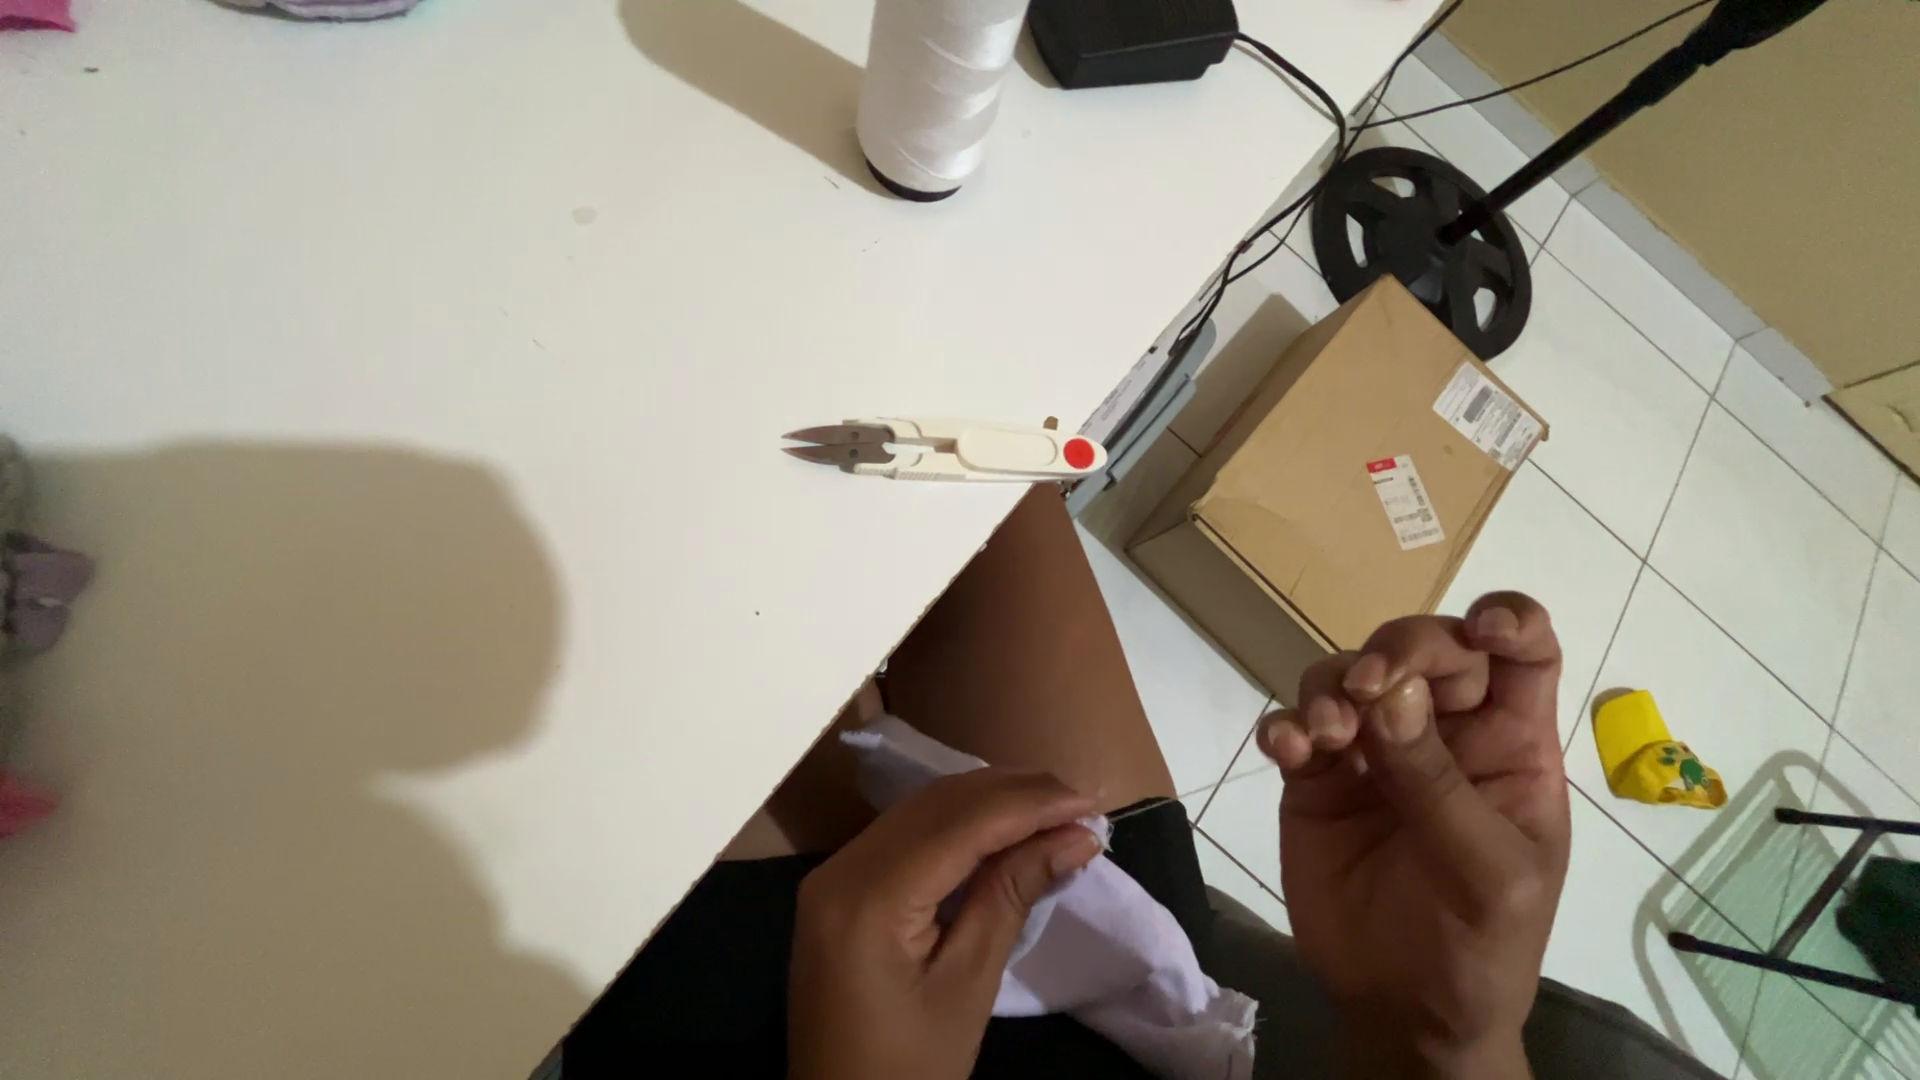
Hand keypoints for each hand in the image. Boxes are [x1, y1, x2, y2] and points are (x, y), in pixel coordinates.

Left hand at [787, 768, 1104, 1079]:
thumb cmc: (909, 1068)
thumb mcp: (968, 986)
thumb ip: (1013, 895)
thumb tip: (1077, 835)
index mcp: (869, 898)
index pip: (960, 824)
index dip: (1029, 804)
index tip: (1090, 800)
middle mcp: (842, 866)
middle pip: (939, 803)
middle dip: (1014, 792)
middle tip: (1079, 798)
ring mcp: (835, 869)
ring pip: (923, 807)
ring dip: (990, 799)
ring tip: (1053, 804)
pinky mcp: (841, 880)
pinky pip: (907, 830)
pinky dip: (960, 820)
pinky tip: (1002, 822)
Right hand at [1258, 592, 1570, 1078]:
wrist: (1398, 1007)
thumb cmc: (1477, 945)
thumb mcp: (1484, 868)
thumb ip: (1435, 779)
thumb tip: (1387, 689)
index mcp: (1508, 747)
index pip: (1520, 655)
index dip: (1507, 622)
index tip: (1478, 629)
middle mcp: (1439, 731)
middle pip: (1422, 649)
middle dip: (1396, 651)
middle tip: (1367, 689)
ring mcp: (1370, 749)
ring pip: (1344, 674)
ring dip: (1330, 689)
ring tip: (1325, 737)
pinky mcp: (1313, 773)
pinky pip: (1293, 725)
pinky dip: (1285, 725)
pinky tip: (1285, 751)